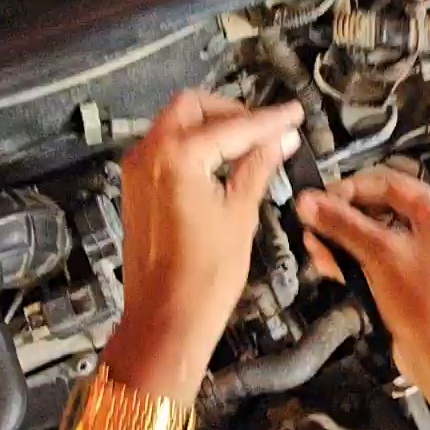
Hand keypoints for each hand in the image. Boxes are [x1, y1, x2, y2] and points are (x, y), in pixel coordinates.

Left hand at [106, 92, 301, 398]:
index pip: (234, 125)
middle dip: (234, 112)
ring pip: (177, 125)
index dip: (269, 119)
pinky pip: (168, 149)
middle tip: (269, 129)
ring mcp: (138, 171)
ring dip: (214, 127)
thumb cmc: (204, 276)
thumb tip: (281, 139)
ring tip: (253, 145)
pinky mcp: (137, 188)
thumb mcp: (241, 213)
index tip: (293, 114)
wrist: (166, 321)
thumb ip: (259, 166)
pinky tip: (225, 163)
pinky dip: (197, 146)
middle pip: (194, 107)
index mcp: (178, 157)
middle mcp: (149, 155)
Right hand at [295, 168, 429, 383]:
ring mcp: (423, 255)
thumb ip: (343, 225)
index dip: (350, 189)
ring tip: (319, 249)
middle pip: (378, 208)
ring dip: (343, 240)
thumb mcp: (380, 255)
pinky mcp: (410, 278)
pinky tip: (333, 266)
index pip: (388, 183)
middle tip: (314, 225)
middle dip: (342, 219)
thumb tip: (312, 203)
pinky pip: (376, 257)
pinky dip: (354, 260)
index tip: (320, 200)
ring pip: (373, 234)